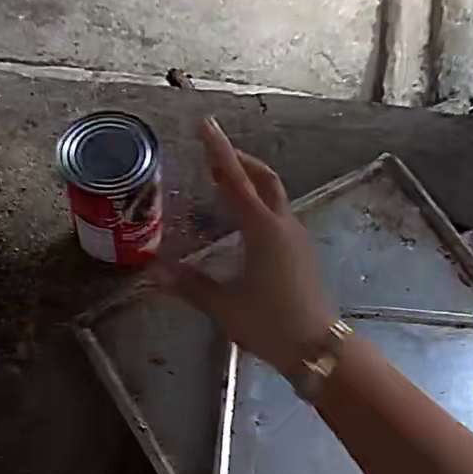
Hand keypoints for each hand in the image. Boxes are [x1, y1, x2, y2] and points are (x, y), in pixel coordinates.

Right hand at [151, 117, 337, 369]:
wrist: (317, 348)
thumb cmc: (271, 325)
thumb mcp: (225, 306)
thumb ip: (191, 285)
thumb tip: (154, 273)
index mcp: (263, 231)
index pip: (236, 181)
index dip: (219, 151)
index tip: (207, 124)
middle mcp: (284, 228)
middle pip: (266, 181)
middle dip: (241, 163)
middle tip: (215, 157)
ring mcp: (298, 241)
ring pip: (277, 199)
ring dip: (253, 185)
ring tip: (225, 187)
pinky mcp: (303, 257)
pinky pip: (280, 219)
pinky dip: (261, 208)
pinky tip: (245, 226)